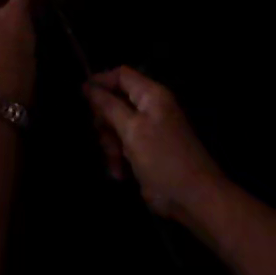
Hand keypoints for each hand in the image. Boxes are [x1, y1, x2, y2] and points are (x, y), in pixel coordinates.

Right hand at [84, 67, 224, 220]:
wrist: (194, 199)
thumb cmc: (163, 159)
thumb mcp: (131, 130)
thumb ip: (108, 106)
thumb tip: (87, 86)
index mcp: (152, 95)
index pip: (121, 75)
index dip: (100, 81)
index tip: (81, 97)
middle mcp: (151, 108)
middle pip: (116, 102)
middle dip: (105, 121)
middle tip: (102, 136)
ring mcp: (149, 130)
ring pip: (116, 126)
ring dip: (110, 144)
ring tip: (115, 162)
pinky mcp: (147, 151)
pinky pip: (124, 145)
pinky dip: (119, 158)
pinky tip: (120, 174)